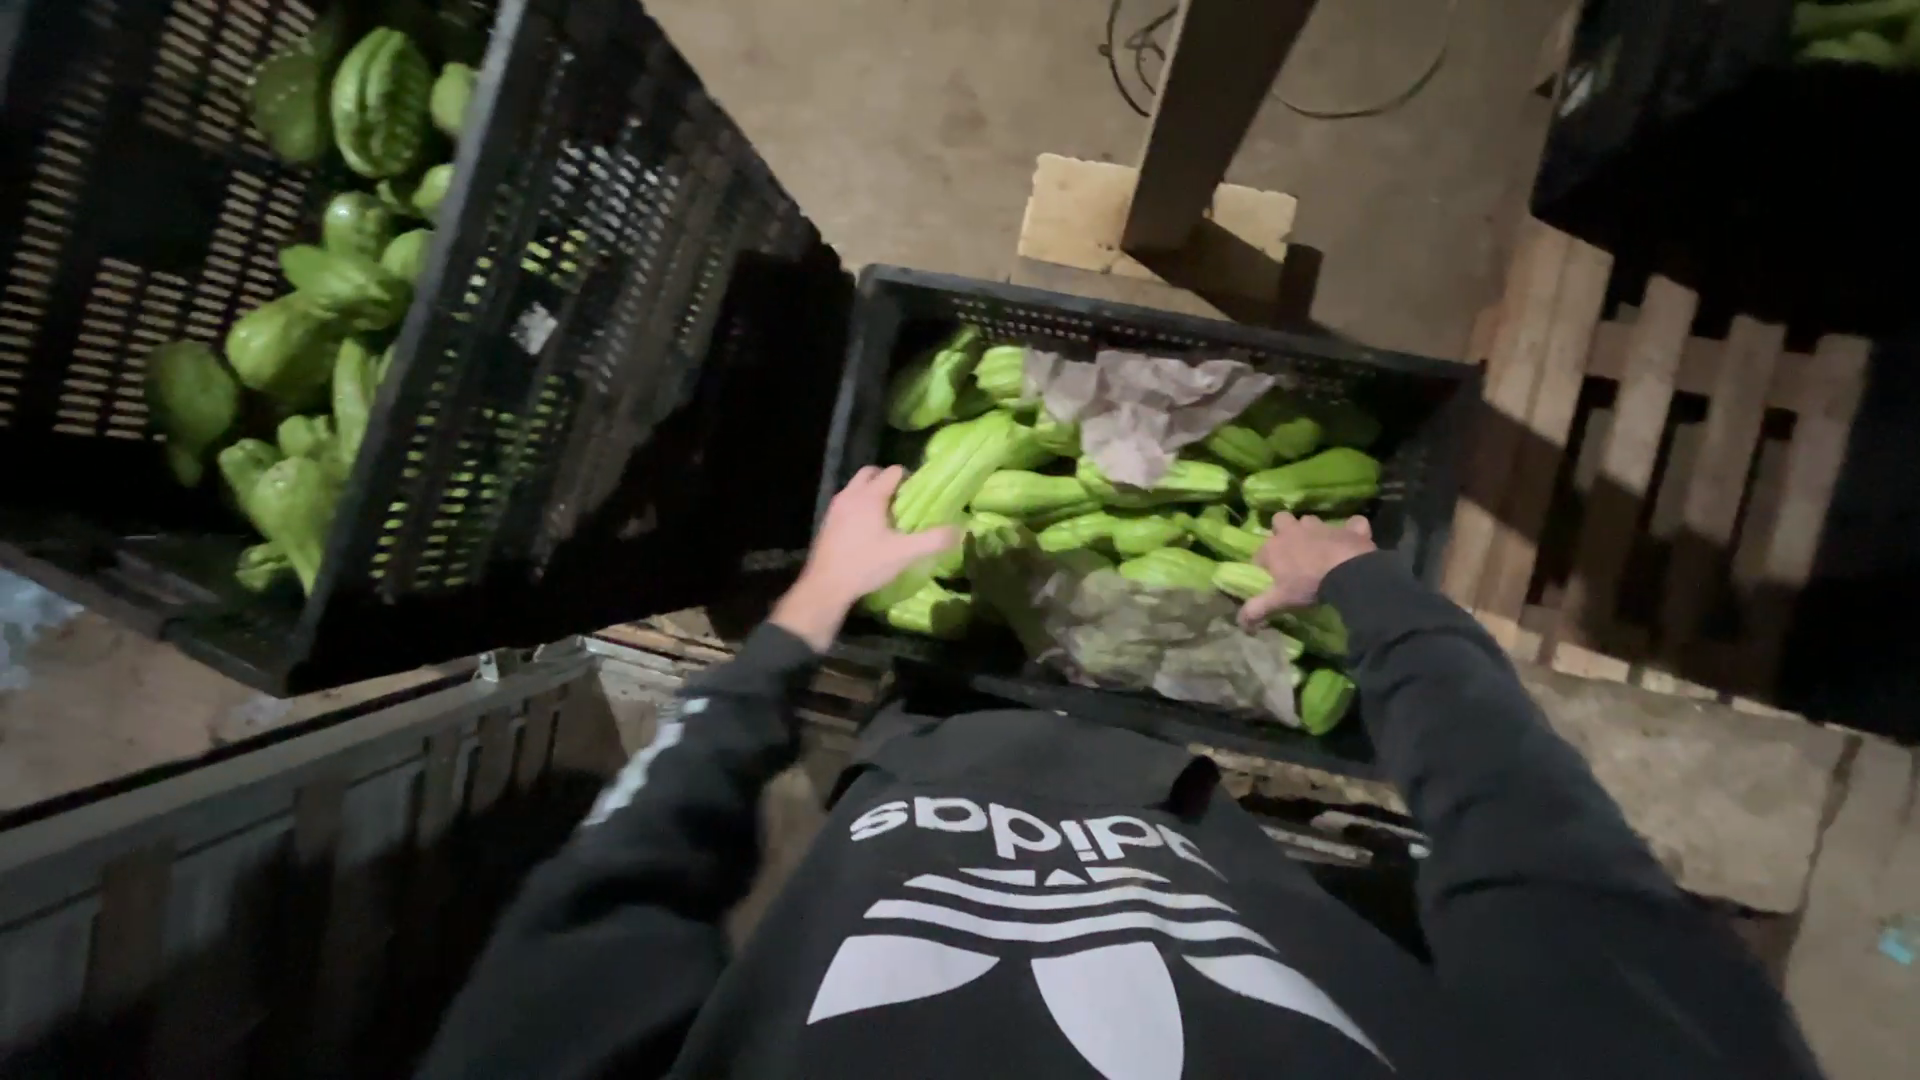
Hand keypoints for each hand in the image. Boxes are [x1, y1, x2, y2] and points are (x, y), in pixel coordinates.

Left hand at [770, 466, 960, 651]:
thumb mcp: (904, 554)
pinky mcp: (827, 522)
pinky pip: (846, 503)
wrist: (826, 585)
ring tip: (886, 514)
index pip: (892, 471)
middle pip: (870, 473)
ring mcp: (835, 508)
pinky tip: (866, 529)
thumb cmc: (866, 564)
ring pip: (856, 488)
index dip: (908, 478)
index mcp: (870, 496)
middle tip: (901, 499)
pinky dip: (858, 506)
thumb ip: (933, 540)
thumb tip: (959, 530)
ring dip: (871, 492)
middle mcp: (850, 495)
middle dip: (886, 480)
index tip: (919, 494)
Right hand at [1236, 513, 1374, 630]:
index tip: (1270, 577)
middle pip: (1281, 520)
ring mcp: (1322, 527)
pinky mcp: (1349, 530)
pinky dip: (1353, 529)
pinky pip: (1353, 523)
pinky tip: (1353, 538)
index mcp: (1274, 547)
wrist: (1348, 573)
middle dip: (1283, 529)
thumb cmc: (1308, 586)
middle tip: (1291, 549)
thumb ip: (1256, 610)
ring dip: (1313, 531)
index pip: (1259, 554)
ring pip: (1311, 520)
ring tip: (1319, 547)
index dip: (1263, 564)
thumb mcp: (1279, 601)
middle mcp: (1294, 531)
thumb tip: (1240, 623)